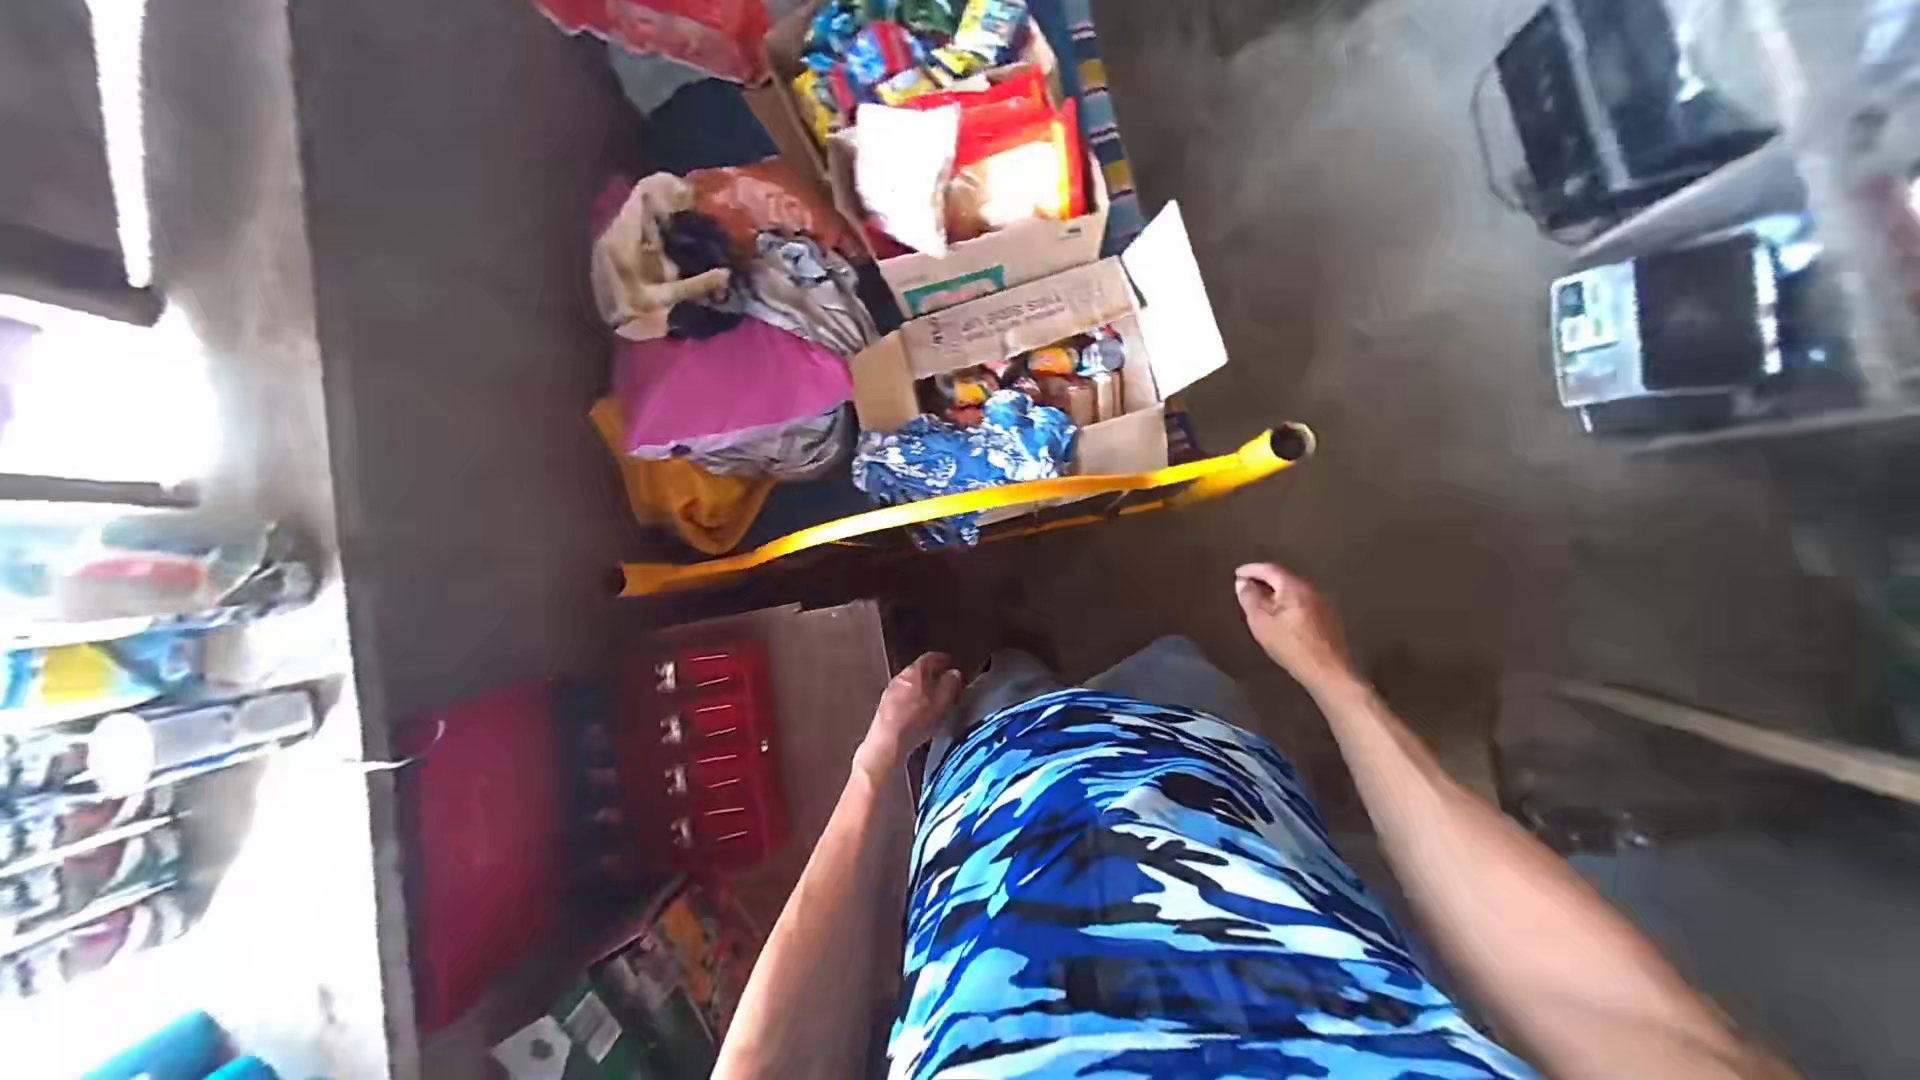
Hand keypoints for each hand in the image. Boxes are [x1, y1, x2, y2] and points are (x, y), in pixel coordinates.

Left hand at [857, 652, 962, 774]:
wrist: (887, 741)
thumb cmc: (917, 721)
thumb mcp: (941, 703)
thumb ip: (949, 685)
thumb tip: (954, 673)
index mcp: (915, 672)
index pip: (930, 657)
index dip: (941, 658)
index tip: (948, 661)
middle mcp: (900, 677)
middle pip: (918, 669)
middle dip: (931, 673)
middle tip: (943, 680)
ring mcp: (890, 690)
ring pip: (909, 682)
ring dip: (920, 686)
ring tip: (931, 697)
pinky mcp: (884, 705)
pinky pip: (902, 695)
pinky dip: (911, 697)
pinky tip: (916, 710)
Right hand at [1235, 562, 1354, 692]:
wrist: (1328, 670)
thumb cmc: (1290, 645)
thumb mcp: (1260, 622)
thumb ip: (1249, 598)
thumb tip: (1243, 582)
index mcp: (1294, 586)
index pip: (1270, 568)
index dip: (1251, 569)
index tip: (1237, 573)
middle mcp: (1312, 589)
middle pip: (1284, 578)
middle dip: (1264, 580)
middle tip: (1247, 587)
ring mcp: (1323, 603)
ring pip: (1294, 590)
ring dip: (1277, 593)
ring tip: (1262, 602)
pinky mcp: (1329, 617)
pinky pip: (1303, 601)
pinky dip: (1288, 602)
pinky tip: (1282, 616)